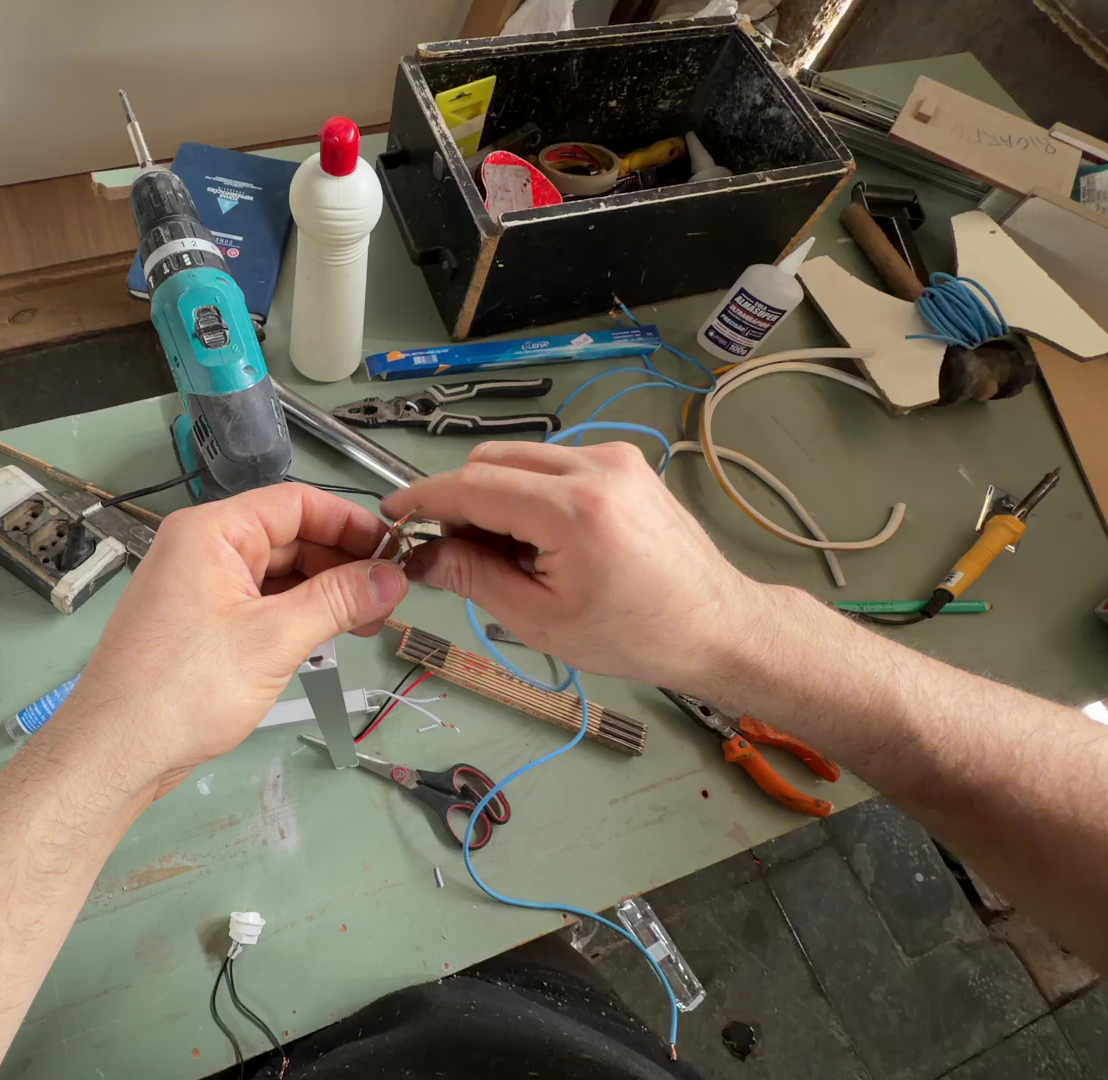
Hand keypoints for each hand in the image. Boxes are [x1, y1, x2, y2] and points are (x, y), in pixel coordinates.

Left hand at [55, 483, 408, 795]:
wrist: (114, 754)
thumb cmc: (187, 688)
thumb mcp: (274, 639)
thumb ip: (338, 600)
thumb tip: (394, 577)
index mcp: (212, 531)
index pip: (294, 504)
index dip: (349, 523)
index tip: (392, 550)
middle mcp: (205, 549)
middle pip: (289, 537)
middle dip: (342, 564)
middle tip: (388, 595)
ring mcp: (202, 587)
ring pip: (279, 573)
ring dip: (325, 593)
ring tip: (369, 620)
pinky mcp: (204, 623)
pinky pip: (262, 602)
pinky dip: (299, 614)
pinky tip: (331, 633)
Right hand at [380, 441, 790, 695]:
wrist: (716, 623)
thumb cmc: (631, 636)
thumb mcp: (541, 619)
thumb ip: (474, 578)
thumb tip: (421, 555)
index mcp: (575, 511)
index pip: (473, 486)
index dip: (423, 498)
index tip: (391, 513)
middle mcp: (595, 465)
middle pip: (490, 460)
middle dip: (458, 500)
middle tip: (456, 550)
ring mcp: (613, 455)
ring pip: (517, 457)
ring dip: (491, 495)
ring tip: (504, 550)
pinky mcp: (622, 459)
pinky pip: (548, 462)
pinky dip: (524, 491)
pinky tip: (537, 535)